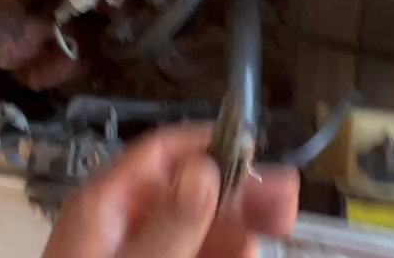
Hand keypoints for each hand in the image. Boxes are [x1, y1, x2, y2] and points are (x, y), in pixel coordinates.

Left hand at [41, 126, 299, 257]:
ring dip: (239, 233)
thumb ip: (168, 226)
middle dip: (239, 195)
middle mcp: (126, 229)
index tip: (255, 151)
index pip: (161, 155)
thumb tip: (205, 168)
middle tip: (287, 200)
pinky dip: (227, 256)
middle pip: (191, 196)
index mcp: (106, 208)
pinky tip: (247, 255)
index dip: (209, 146)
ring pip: (201, 234)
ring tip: (272, 232)